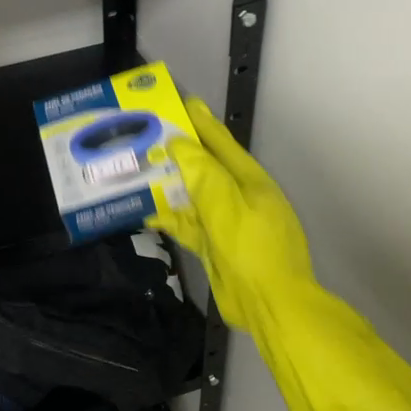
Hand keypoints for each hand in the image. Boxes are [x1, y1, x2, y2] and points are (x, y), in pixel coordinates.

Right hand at [150, 97, 410, 410]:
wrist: (271, 307)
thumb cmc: (253, 250)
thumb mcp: (226, 206)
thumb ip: (202, 174)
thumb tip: (179, 145)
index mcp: (250, 182)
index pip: (221, 144)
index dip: (200, 124)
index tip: (180, 103)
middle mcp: (239, 198)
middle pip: (204, 169)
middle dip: (179, 154)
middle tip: (147, 136)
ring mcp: (227, 224)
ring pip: (193, 197)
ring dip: (169, 186)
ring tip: (139, 169)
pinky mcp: (215, 247)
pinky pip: (189, 225)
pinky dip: (170, 218)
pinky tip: (146, 211)